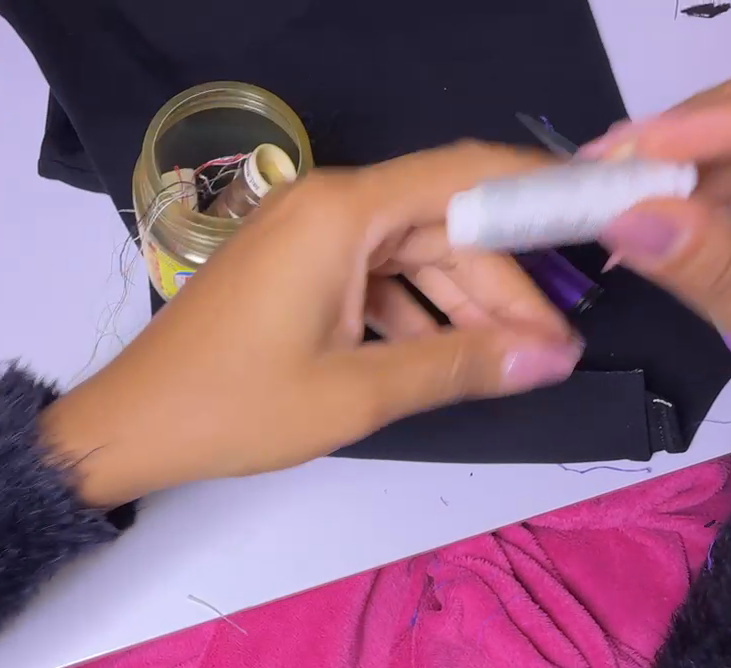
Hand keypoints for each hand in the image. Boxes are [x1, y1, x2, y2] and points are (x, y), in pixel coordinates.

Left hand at [41, 144, 584, 507]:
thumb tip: (549, 358)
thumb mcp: (356, 392)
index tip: (595, 231)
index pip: (466, 177)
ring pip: (406, 259)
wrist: (135, 427)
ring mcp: (303, 239)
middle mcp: (325, 206)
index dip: (539, 199)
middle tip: (544, 352)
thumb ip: (457, 366)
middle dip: (496, 288)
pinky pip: (368, 281)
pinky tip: (432, 360)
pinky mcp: (290, 272)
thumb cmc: (235, 408)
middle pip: (440, 227)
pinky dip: (406, 316)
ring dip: (454, 309)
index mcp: (341, 213)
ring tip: (499, 366)